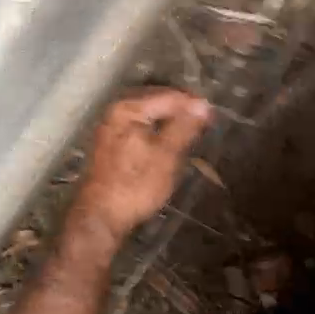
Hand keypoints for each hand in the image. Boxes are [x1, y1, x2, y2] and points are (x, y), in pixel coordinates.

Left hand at [69, 89, 211, 241]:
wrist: (100, 217)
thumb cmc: (135, 186)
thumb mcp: (166, 156)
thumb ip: (184, 127)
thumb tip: (203, 105)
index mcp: (128, 109)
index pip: (169, 96)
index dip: (193, 104)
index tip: (213, 116)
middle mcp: (115, 111)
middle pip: (156, 101)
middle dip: (181, 109)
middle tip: (205, 121)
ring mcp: (110, 127)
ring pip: (147, 114)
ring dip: (169, 119)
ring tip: (191, 130)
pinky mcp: (110, 143)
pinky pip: (139, 126)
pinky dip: (156, 130)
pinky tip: (168, 140)